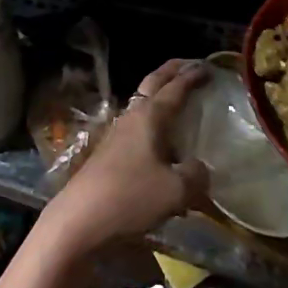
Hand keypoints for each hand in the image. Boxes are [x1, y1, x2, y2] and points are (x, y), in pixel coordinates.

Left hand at [41, 60, 209, 255]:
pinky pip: (136, 126)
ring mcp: (116, 134)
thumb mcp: (175, 190)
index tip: (210, 67)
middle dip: (172, 71)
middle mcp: (132, 117)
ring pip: (142, 103)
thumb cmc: (130, 197)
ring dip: (159, 95)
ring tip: (177, 100)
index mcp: (150, 116)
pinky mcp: (108, 153)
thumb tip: (200, 169)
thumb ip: (195, 175)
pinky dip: (152, 121)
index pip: (176, 87)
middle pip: (153, 83)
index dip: (193, 75)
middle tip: (191, 65)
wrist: (78, 221)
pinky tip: (161, 141)